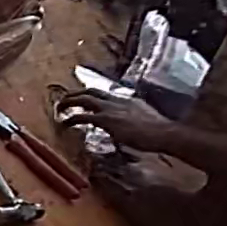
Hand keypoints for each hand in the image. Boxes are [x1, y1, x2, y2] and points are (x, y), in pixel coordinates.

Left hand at [56, 90, 184, 153]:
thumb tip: (126, 125)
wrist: (167, 135)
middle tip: (64, 101)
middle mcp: (118, 101)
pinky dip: (70, 119)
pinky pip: (81, 116)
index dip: (90, 95)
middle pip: (90, 91)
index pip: (105, 93)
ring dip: (67, 103)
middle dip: (74, 94)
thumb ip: (132, 118)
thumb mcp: (145, 118)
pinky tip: (64, 124)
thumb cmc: (160, 132)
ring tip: (59, 109)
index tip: (80, 98)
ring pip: (82, 99)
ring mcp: (111, 109)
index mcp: (129, 100)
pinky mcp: (105, 119)